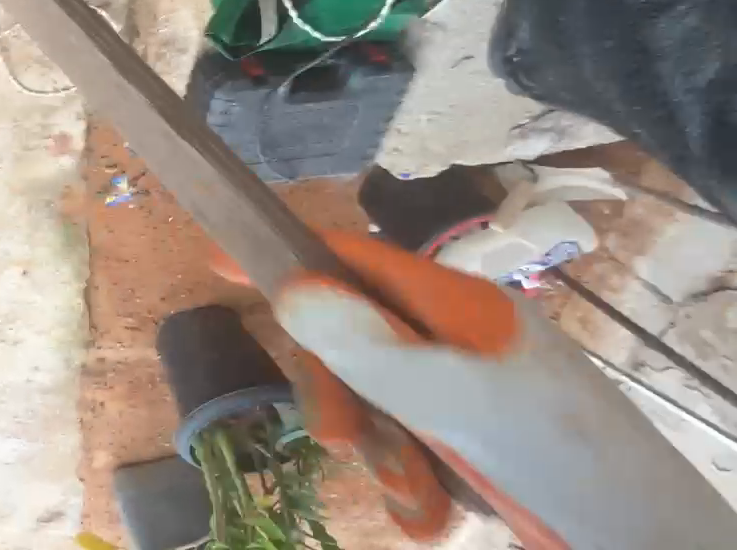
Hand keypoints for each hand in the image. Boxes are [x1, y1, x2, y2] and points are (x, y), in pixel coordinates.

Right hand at [273, 231, 732, 548]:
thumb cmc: (554, 459)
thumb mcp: (451, 398)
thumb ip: (365, 342)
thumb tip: (287, 288)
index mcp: (453, 306)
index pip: (349, 258)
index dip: (286, 258)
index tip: (220, 263)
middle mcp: (454, 338)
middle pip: (351, 338)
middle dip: (336, 392)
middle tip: (333, 440)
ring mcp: (466, 391)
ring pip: (374, 397)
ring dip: (378, 449)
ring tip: (410, 496)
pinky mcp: (476, 442)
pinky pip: (409, 441)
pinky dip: (410, 483)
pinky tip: (425, 516)